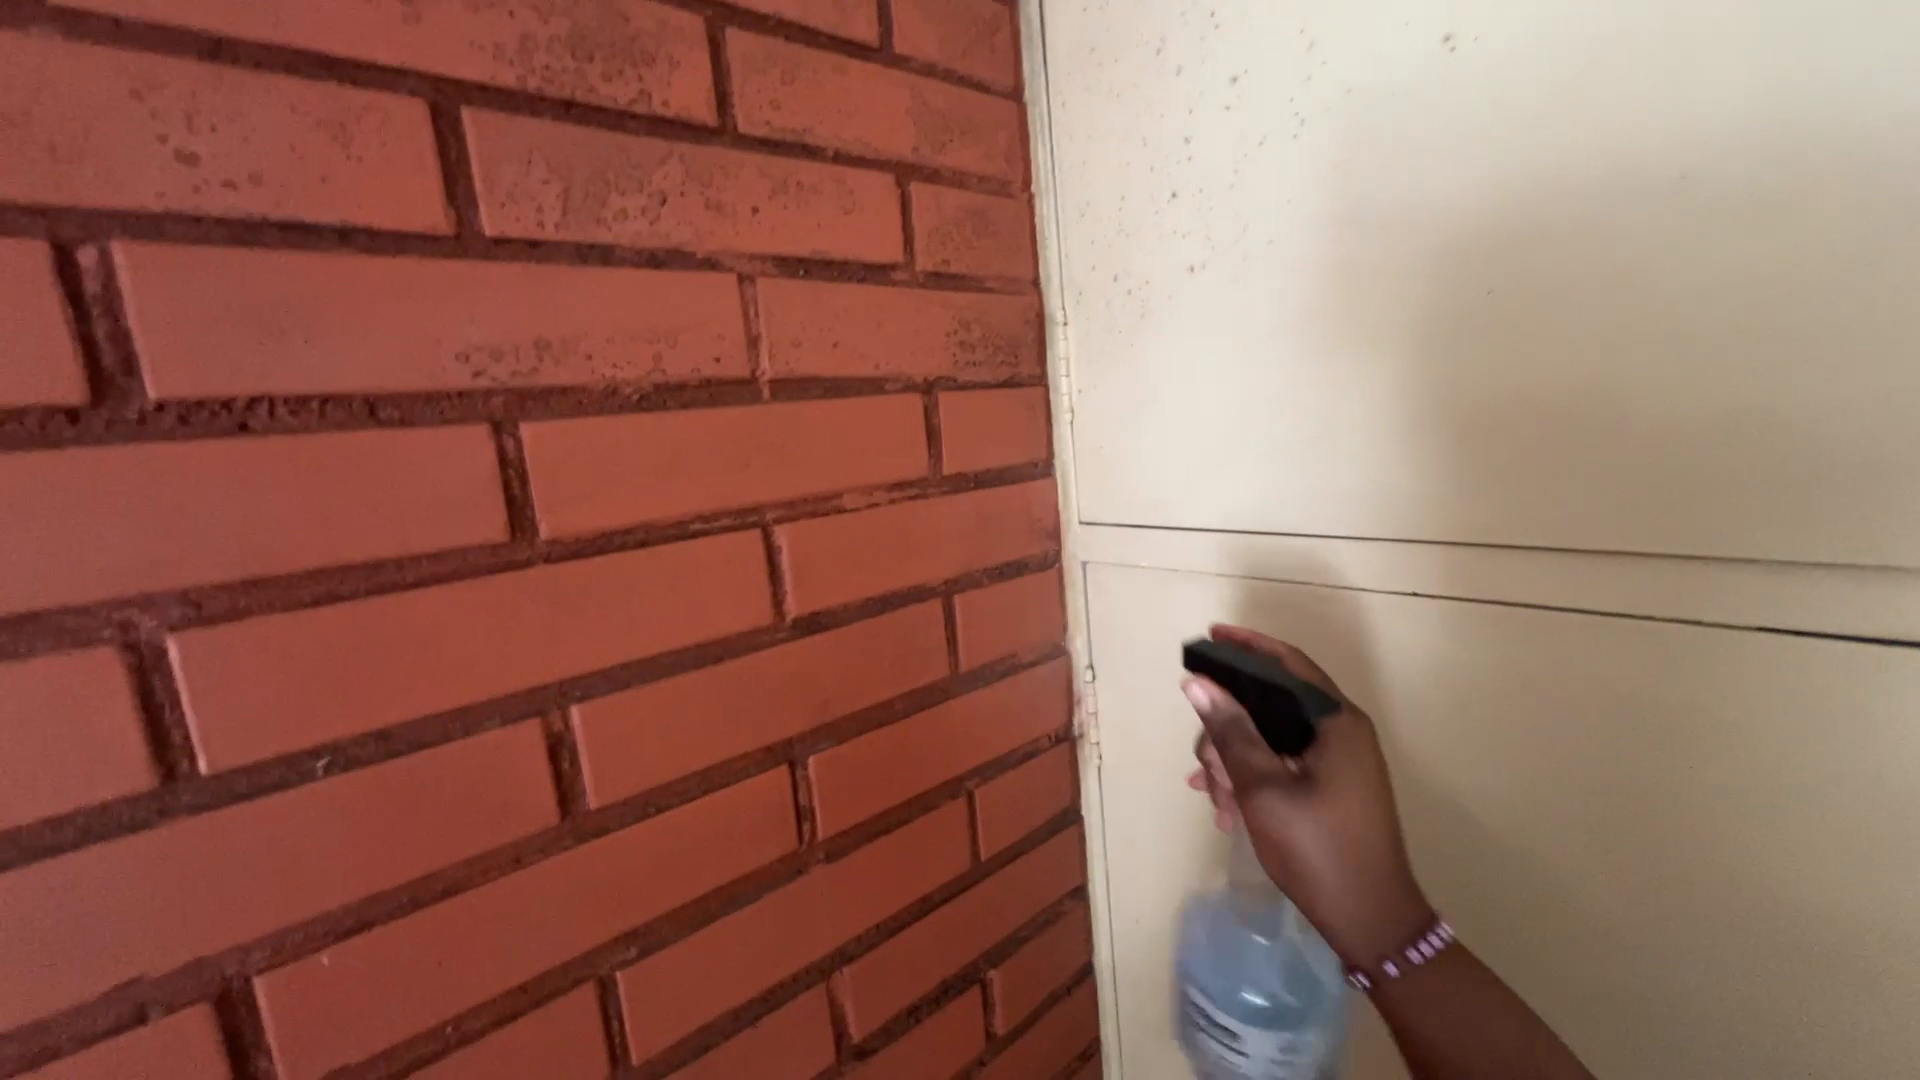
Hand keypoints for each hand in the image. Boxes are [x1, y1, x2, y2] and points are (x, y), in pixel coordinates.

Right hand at [1183, 625, 1433, 965]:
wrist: (1370, 922)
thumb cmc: (1317, 849)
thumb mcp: (1262, 787)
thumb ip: (1230, 730)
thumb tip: (1196, 682)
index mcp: (1335, 722)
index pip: (1287, 663)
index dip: (1247, 646)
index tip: (1209, 636)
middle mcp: (1339, 732)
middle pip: (1269, 705)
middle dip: (1227, 731)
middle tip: (1204, 767)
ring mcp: (1335, 761)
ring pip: (1268, 738)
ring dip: (1233, 762)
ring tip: (1215, 801)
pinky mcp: (1329, 786)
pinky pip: (1279, 763)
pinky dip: (1250, 778)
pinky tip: (1225, 808)